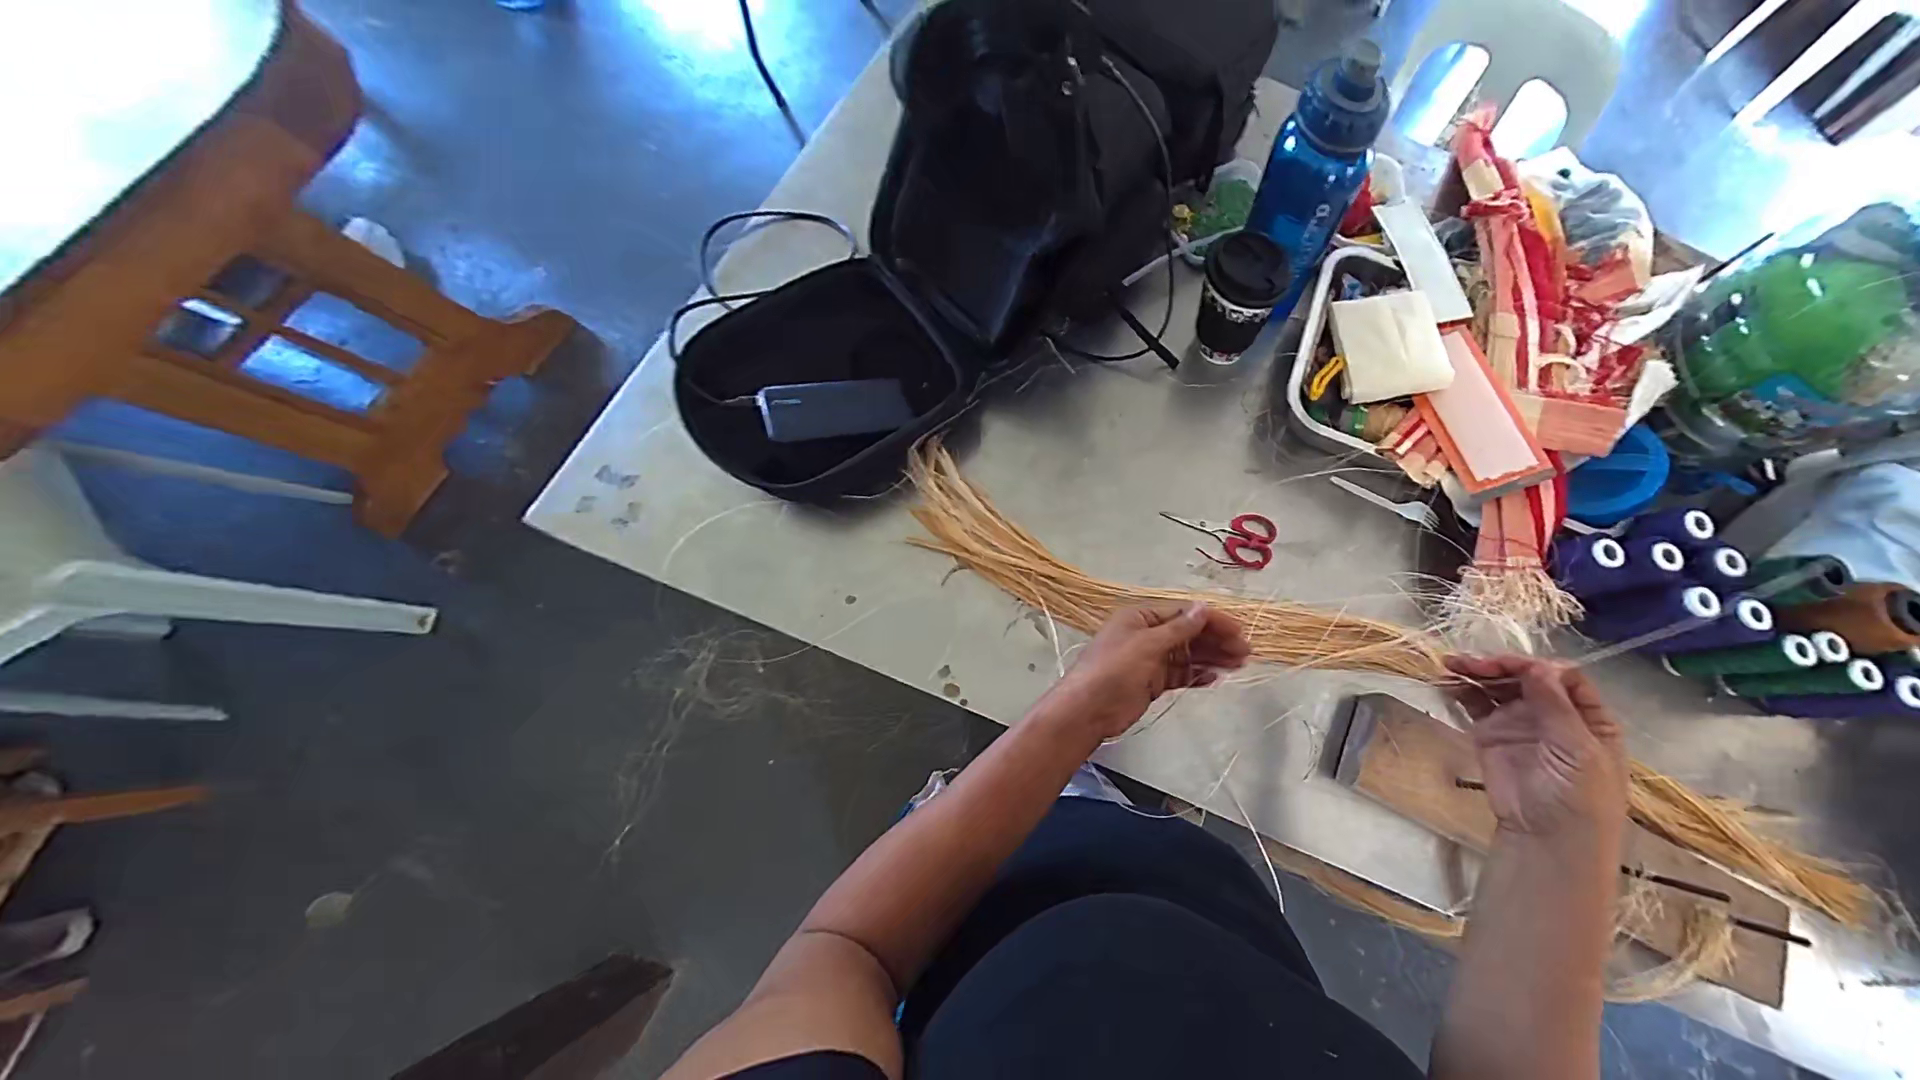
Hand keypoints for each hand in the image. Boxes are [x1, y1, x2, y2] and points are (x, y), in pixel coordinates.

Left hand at [1034, 603, 1250, 740]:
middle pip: (1187, 634)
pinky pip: (1179, 674)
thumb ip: (1178, 629)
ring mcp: (1149, 659)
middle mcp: (1145, 635)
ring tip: (1238, 664)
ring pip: (1186, 655)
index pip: (1182, 614)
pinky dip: (1196, 675)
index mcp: (1140, 617)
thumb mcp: (1147, 644)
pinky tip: (1214, 678)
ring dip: (1211, 657)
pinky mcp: (1151, 682)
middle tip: (1245, 652)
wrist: (1087, 709)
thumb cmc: (1113, 670)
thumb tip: (1203, 609)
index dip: (1211, 621)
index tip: (1238, 631)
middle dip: (1215, 640)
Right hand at [1444, 655, 1626, 838]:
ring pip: (1497, 687)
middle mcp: (1552, 714)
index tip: (1507, 665)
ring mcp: (1518, 722)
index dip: (1535, 666)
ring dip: (1475, 674)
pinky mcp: (1489, 733)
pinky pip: (1474, 705)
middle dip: (1498, 667)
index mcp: (1587, 717)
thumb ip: (1556, 707)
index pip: (1563, 678)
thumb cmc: (1579, 797)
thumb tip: (1536, 666)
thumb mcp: (1578, 751)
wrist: (1546, 836)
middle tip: (1470, 665)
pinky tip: (1447, 684)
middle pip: (1525, 678)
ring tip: (1450, 667)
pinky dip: (1461, 691)